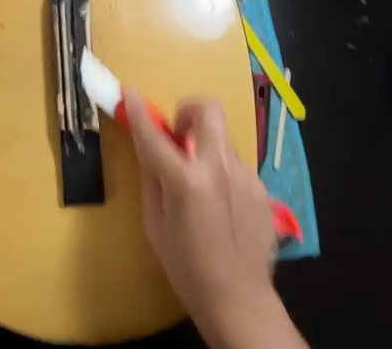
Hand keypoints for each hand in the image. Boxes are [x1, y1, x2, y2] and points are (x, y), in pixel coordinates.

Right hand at [125, 95, 289, 343]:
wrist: (239, 300)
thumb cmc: (186, 267)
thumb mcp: (155, 223)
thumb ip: (152, 177)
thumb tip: (150, 146)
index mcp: (185, 180)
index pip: (154, 133)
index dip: (139, 109)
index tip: (130, 91)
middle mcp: (218, 168)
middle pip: (207, 109)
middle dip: (189, 111)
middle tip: (180, 136)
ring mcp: (244, 175)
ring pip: (222, 140)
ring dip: (206, 149)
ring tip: (201, 185)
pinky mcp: (261, 187)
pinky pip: (235, 166)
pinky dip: (222, 173)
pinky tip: (220, 205)